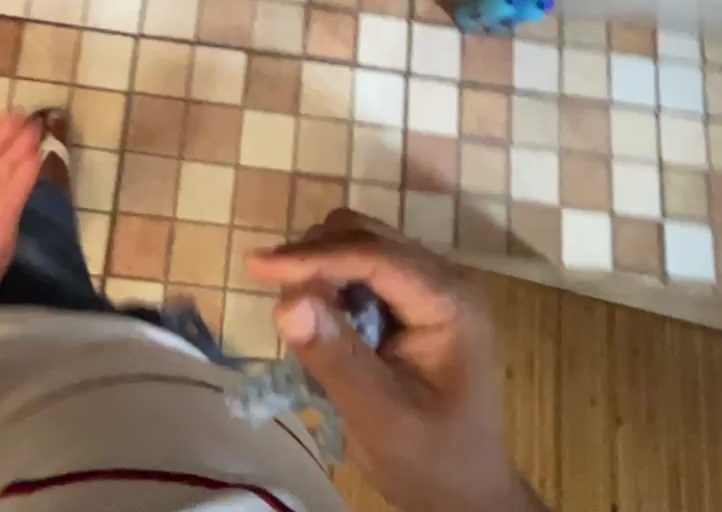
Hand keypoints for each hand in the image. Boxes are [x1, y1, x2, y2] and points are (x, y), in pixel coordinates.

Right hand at [247, 210, 539, 511]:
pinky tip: (327, 323)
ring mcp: (427, 282)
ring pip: (356, 242)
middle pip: (363, 235)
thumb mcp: (381, 419)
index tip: (256, 265)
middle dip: (315, 261)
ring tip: (311, 325)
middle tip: (289, 311)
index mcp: (449, 301)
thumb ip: (336, 358)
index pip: (374, 256)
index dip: (313, 257)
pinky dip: (330, 282)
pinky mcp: (410, 294)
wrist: (464, 492)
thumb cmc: (430, 461)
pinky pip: (357, 264)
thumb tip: (286, 302)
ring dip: (320, 270)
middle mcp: (442, 277)